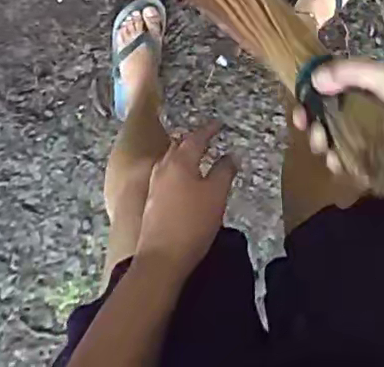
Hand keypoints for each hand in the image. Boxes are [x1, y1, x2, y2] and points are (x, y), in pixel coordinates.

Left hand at [135, 122, 237, 270]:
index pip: (196, 138)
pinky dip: (176, 170)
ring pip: (169, 161)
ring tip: (195, 156)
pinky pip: (165, 175)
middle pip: (178, 146)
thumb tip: (232, 154)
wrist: (161, 260)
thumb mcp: (216, 194)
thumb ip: (225, 171)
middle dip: (192, 139)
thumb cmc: (192, 223)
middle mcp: (164, 168)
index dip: (209, 130)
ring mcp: (154, 186)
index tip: (218, 124)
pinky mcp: (151, 203)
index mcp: (180, 161)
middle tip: (206, 137)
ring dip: (182, 155)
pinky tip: (182, 181)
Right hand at [292, 59, 383, 198]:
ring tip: (322, 145)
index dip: (313, 92)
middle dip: (311, 120)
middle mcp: (367, 116)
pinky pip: (346, 168)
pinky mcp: (372, 172)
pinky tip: (336, 162)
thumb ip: (350, 72)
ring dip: (320, 142)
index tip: (299, 99)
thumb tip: (313, 77)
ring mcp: (369, 146)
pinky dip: (336, 165)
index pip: (333, 88)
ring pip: (332, 142)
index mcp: (372, 91)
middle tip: (305, 126)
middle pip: (327, 117)